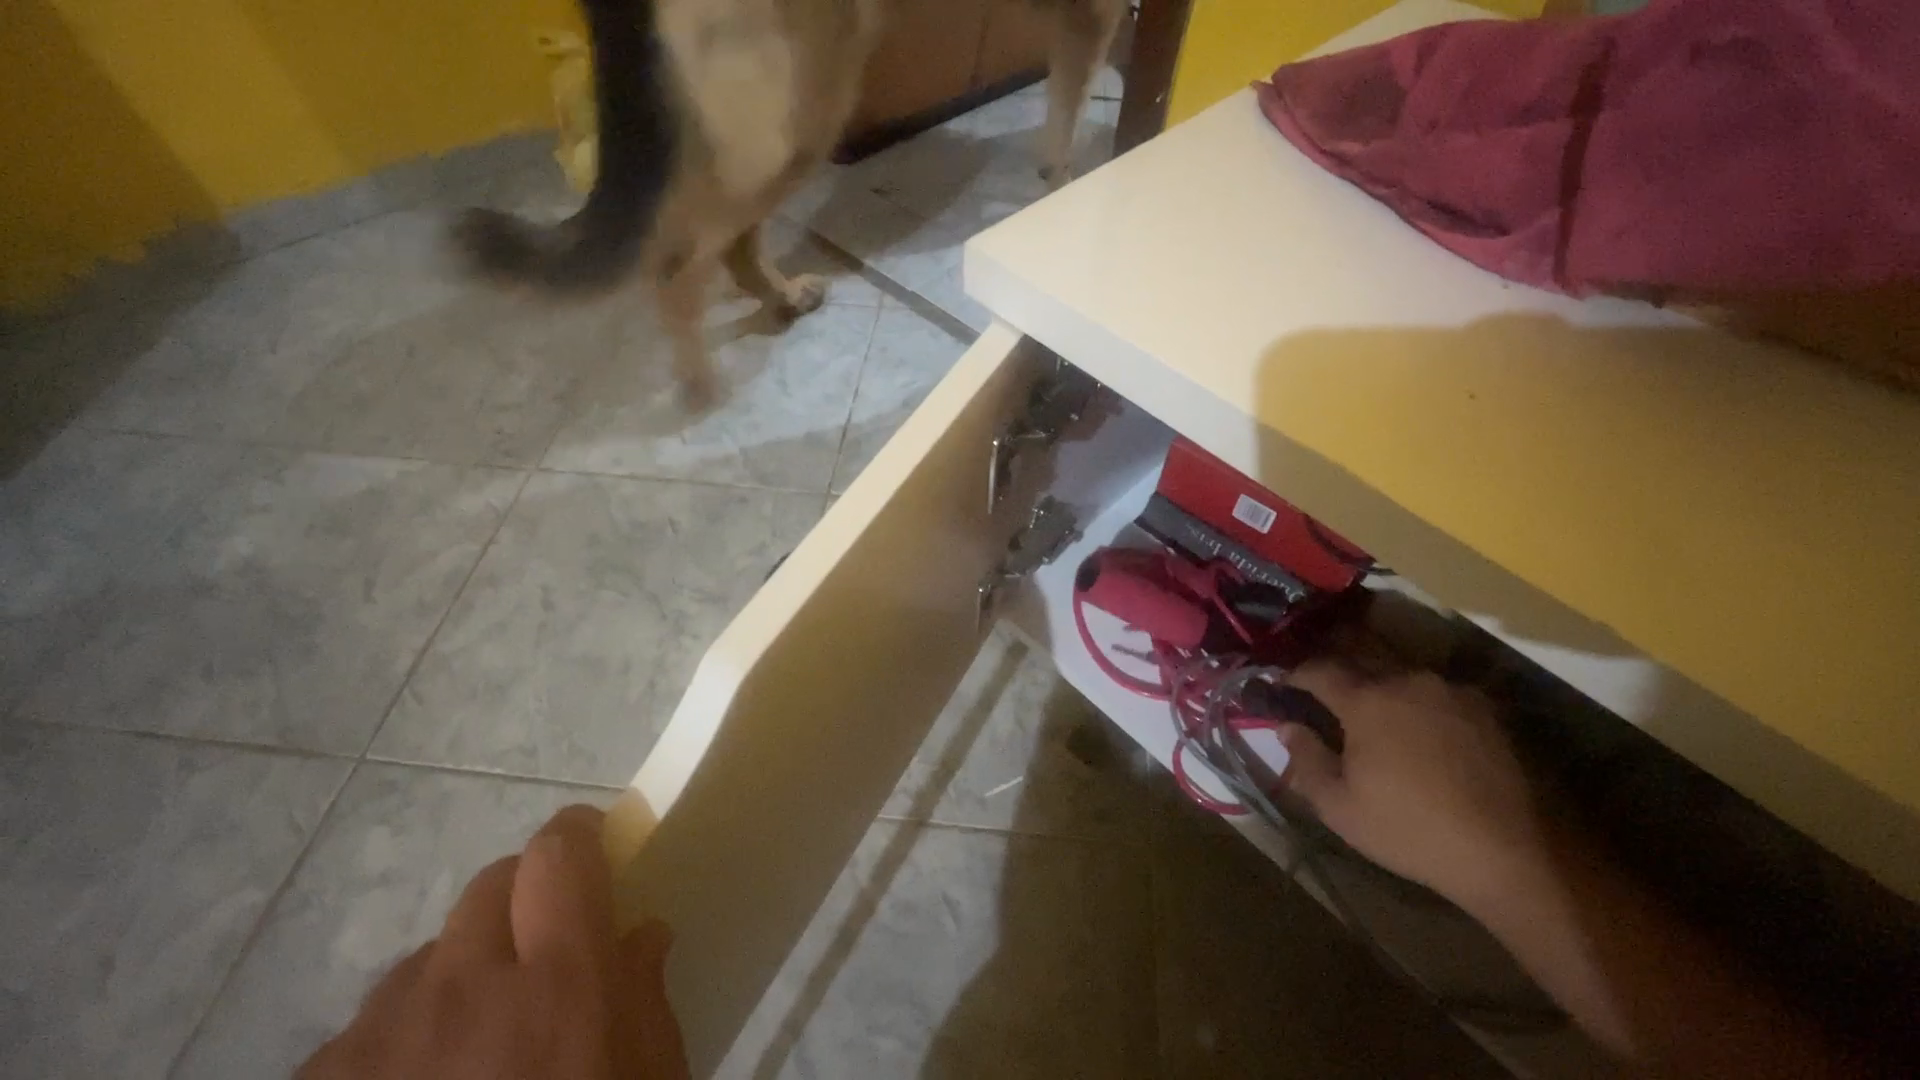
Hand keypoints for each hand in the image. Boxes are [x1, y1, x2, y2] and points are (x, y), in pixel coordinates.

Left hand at [298, 804, 687, 1079]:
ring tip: (475, 1046)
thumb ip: (647, 1007)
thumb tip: (643, 934)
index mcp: (558, 989)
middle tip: (546, 949)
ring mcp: (376, 1038)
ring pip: (427, 957)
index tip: (596, 845)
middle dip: (526, 898)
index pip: (558, 859)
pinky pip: (368, 1027)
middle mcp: (460, 990)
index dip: (577, 837)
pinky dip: (403, 1040)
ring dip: (461, 975)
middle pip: (491, 887)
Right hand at [1278, 661, 1548, 906]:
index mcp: (1366, 700)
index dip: (1295, 675)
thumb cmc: (1408, 829)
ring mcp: (1451, 692)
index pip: (1319, 670)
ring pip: (1400, 675)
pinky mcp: (1484, 710)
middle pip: (1361, 660)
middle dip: (1336, 673)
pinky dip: (1415, 702)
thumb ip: (1305, 760)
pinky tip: (1416, 729)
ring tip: (1370, 712)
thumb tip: (1287, 727)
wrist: (1507, 852)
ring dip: (1378, 685)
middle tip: (1321, 695)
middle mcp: (1407, 681)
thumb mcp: (1339, 806)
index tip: (1282, 685)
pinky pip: (1435, 693)